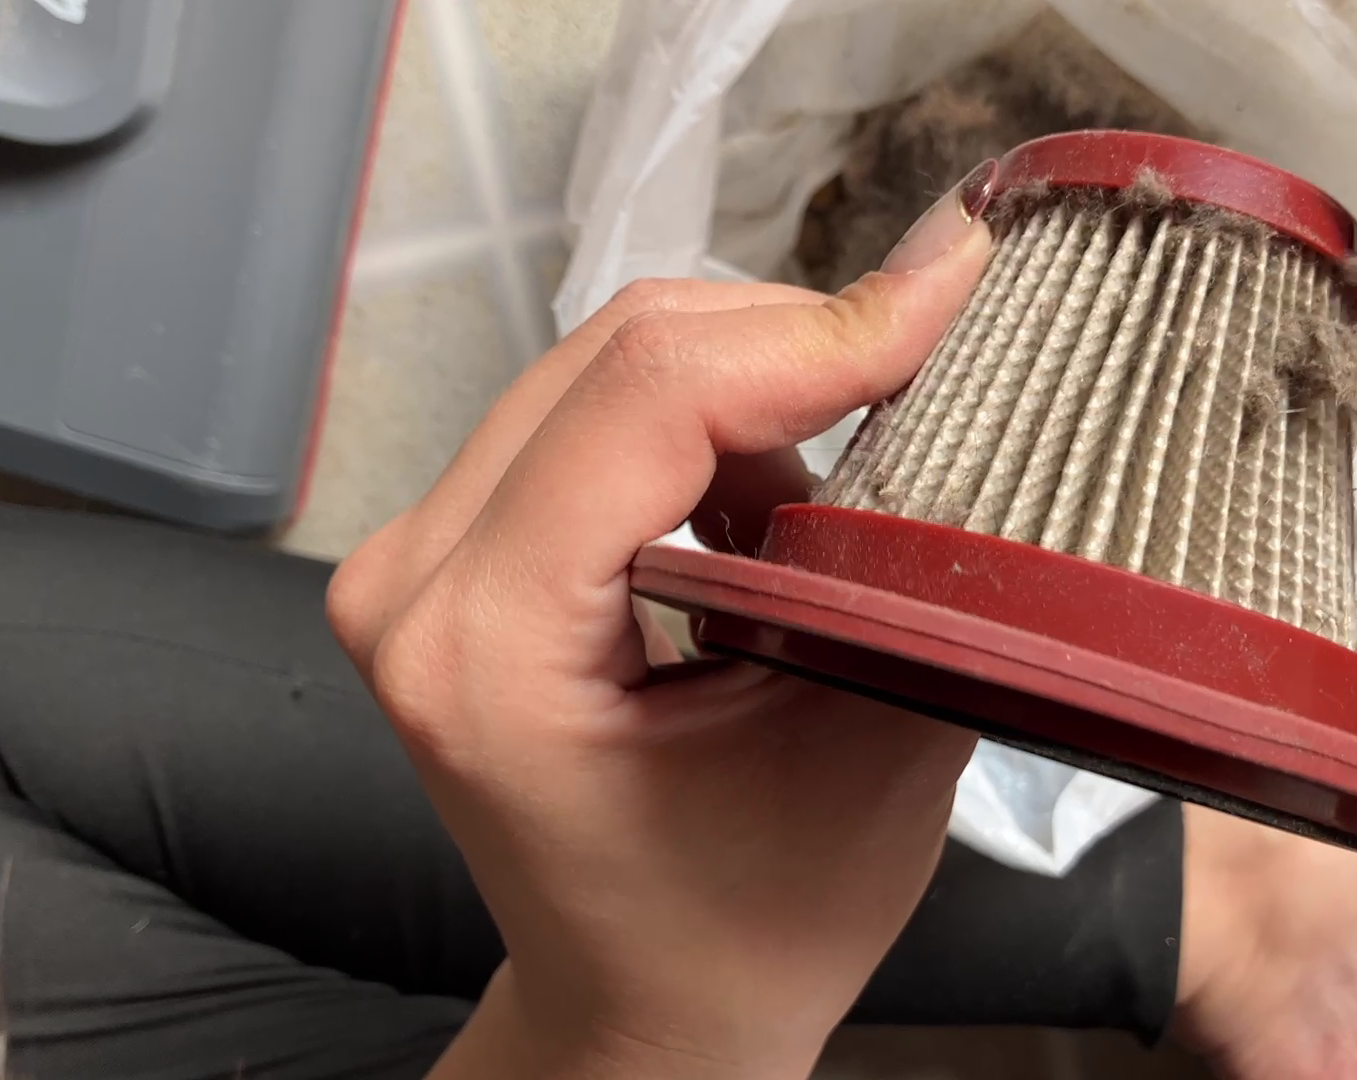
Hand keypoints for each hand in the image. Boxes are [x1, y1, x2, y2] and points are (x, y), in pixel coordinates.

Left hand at [326, 171, 998, 1076]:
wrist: (645, 1000)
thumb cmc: (744, 930)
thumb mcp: (861, 757)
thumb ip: (907, 572)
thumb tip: (935, 398)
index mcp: (486, 649)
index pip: (650, 398)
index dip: (814, 333)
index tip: (938, 296)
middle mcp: (418, 582)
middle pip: (618, 356)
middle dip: (789, 345)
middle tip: (909, 372)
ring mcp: (423, 558)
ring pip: (605, 371)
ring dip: (747, 389)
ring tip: (830, 478)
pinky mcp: (460, 553)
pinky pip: (589, 417)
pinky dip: (699, 426)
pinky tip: (756, 502)